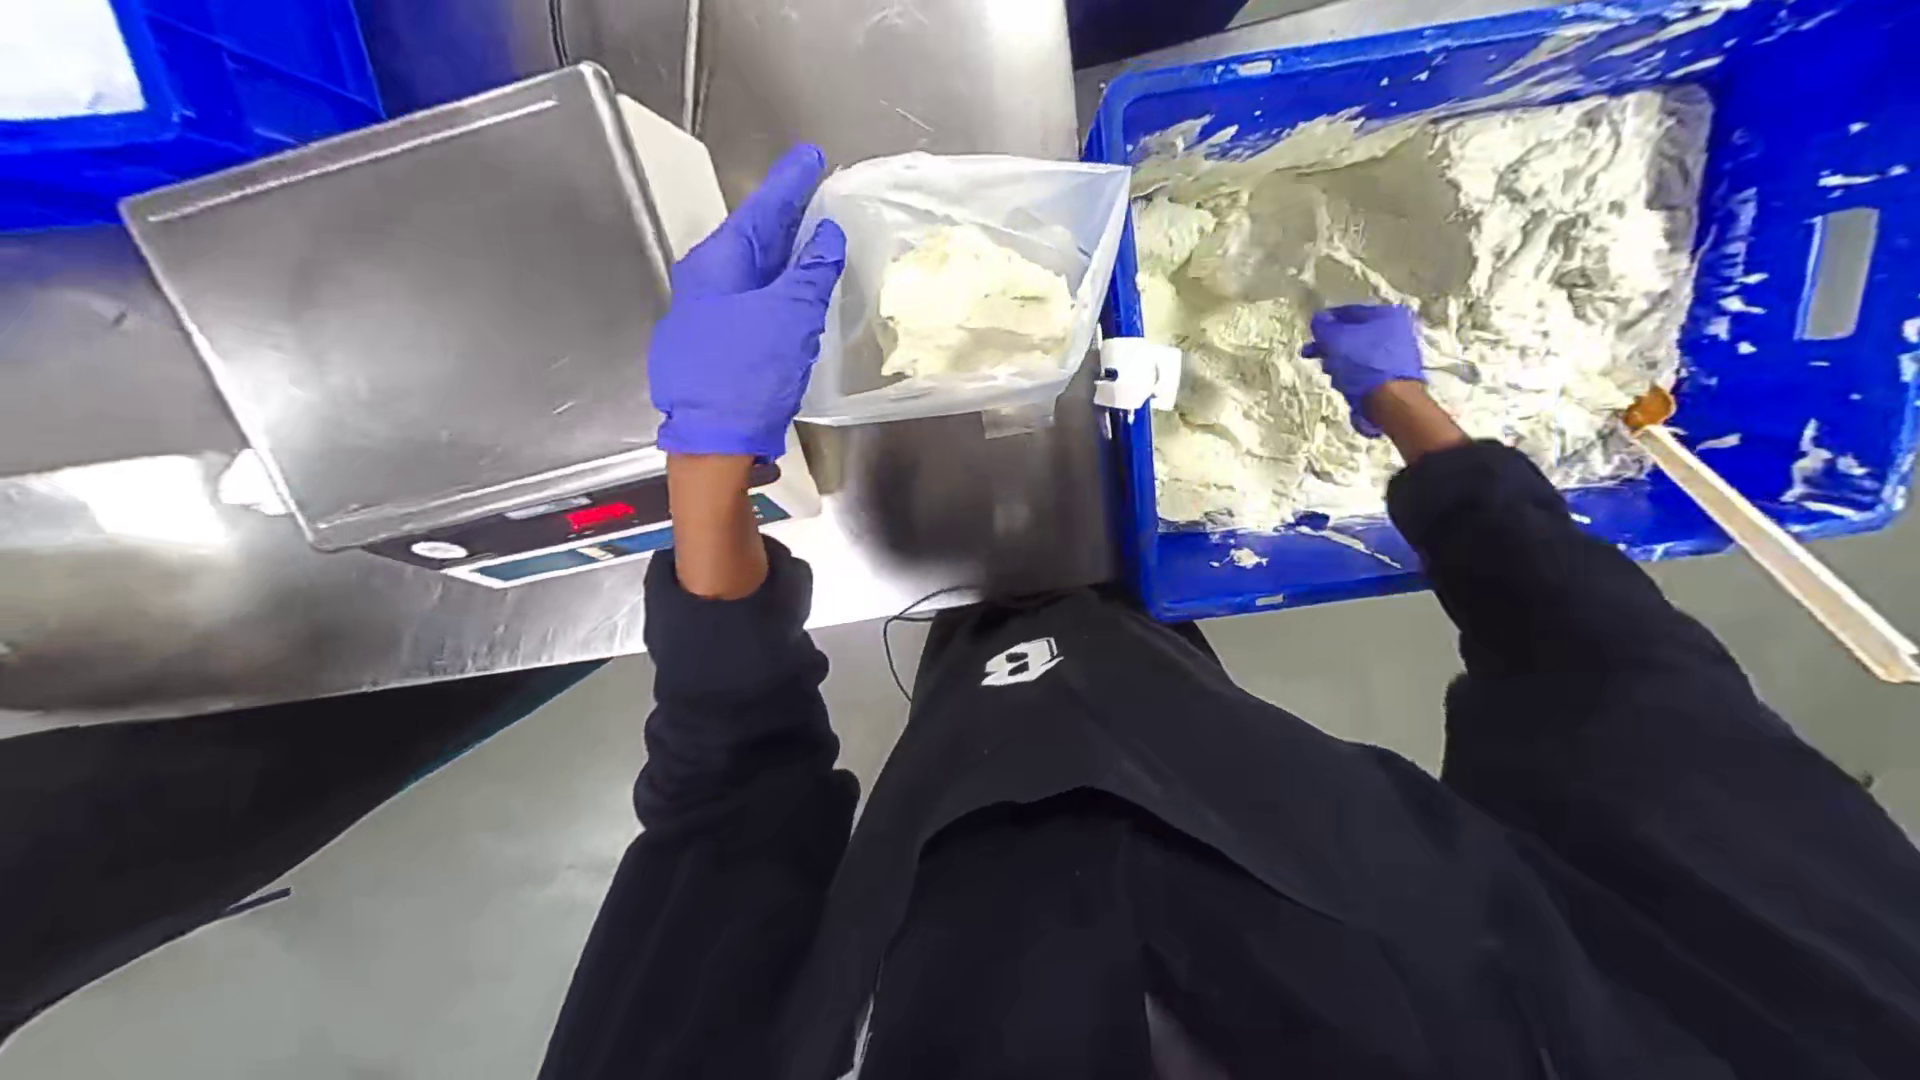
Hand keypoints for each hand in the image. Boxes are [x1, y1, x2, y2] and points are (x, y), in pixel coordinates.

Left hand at [649, 144, 847, 458]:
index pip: (761, 211)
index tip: (808, 158)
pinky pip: (749, 307)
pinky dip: (775, 296)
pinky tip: (791, 301)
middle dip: (786, 220)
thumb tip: (827, 238)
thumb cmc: (749, 374)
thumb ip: (811, 273)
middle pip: (753, 241)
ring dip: (782, 261)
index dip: (790, 185)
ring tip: (809, 244)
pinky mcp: (714, 349)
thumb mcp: (790, 317)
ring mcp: (705, 318)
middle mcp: (705, 284)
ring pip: (751, 277)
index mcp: (719, 265)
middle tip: (814, 198)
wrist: (714, 442)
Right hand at [1301, 304, 1425, 437]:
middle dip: (1329, 344)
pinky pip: (1364, 367)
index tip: (1310, 331)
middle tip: (1311, 353)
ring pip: (1357, 351)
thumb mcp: (1335, 340)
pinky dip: (1350, 371)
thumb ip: (1324, 327)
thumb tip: (1318, 319)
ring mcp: (1396, 353)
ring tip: (1326, 369)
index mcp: (1386, 314)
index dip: (1326, 320)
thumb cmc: (1362, 363)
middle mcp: (1396, 330)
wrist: (1389, 399)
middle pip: (1353, 333)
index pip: (1349, 311)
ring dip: (1338, 359)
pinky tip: (1341, 380)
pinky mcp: (1392, 373)